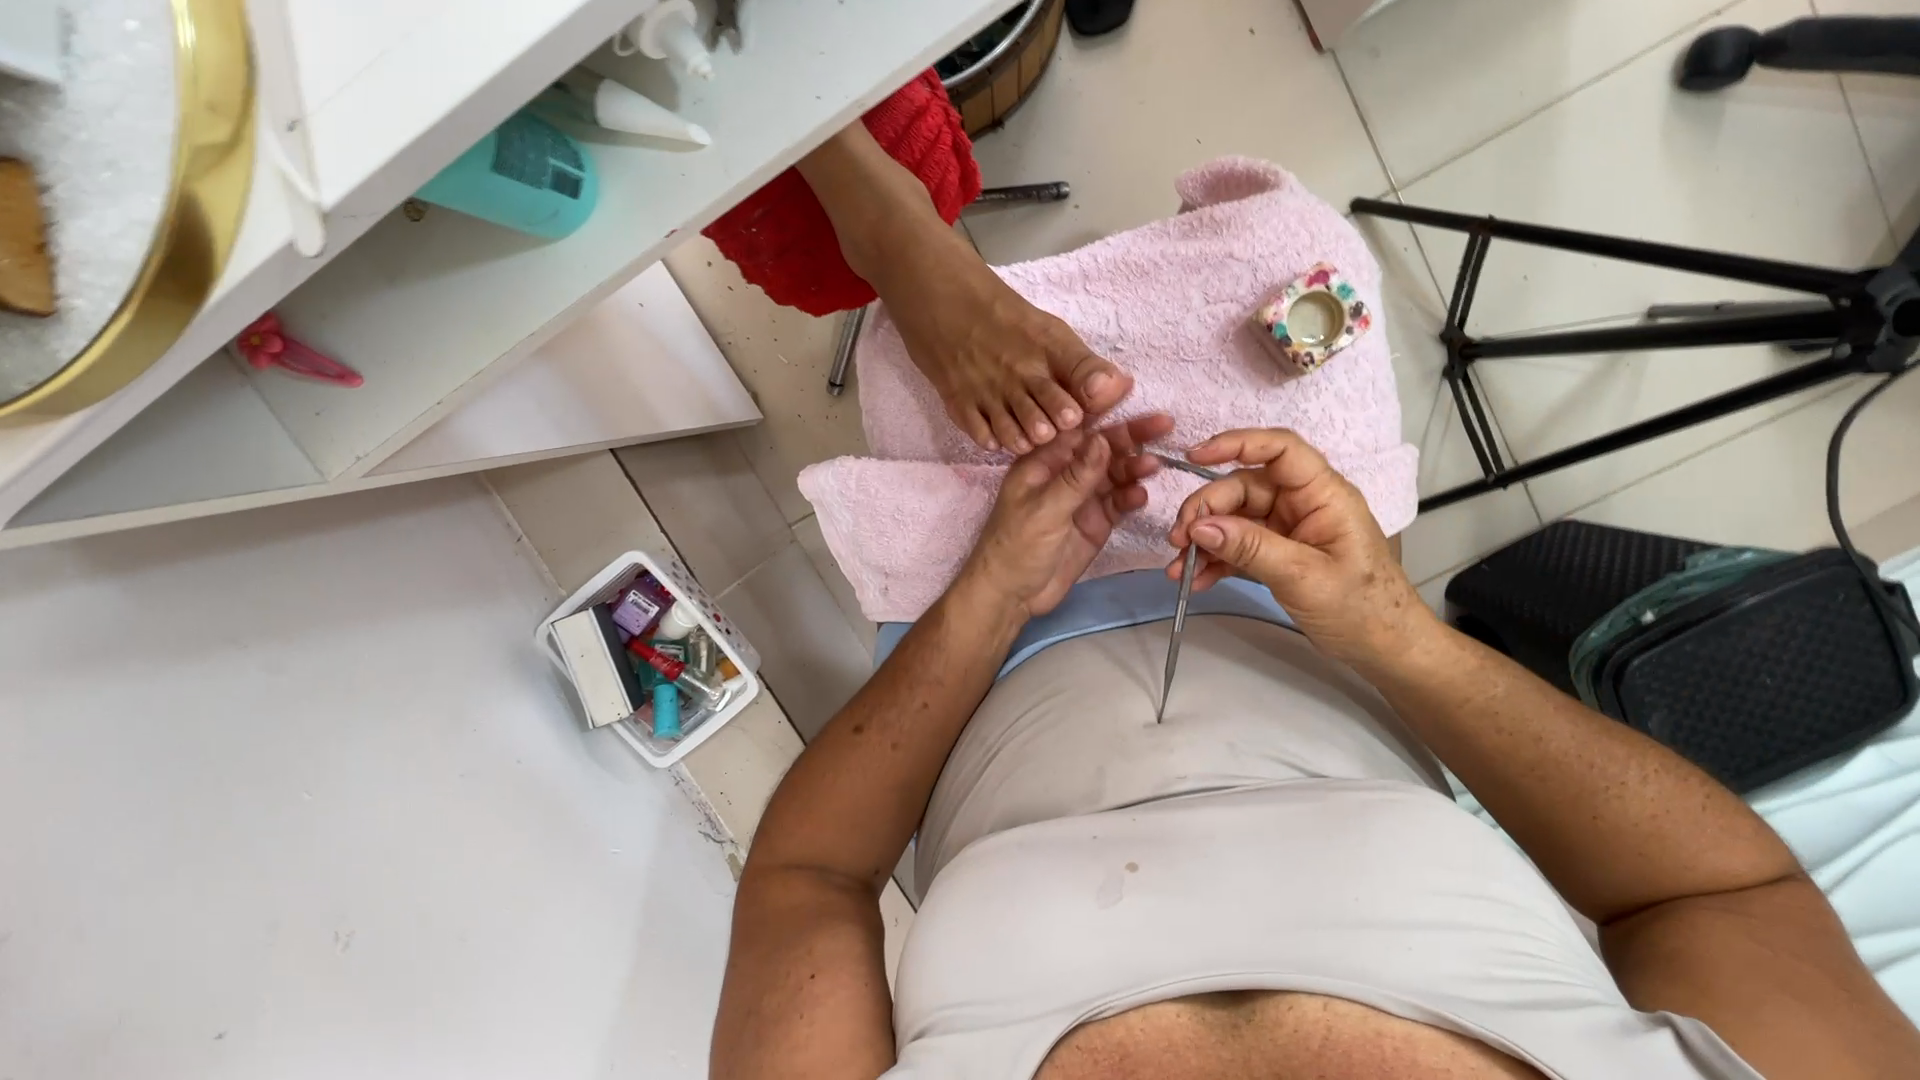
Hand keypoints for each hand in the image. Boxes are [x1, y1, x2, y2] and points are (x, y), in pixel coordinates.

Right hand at [886, 257, 1134, 453]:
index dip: (1084, 408)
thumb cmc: (1002, 314)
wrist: (940, 294)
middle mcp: (1018, 372)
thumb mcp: (1049, 330)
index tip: (1080, 418)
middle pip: (1045, 416)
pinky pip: (978, 431)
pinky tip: (999, 438)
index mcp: (1046, 348)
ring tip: (1030, 440)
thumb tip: (1122, 386)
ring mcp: (986, 388)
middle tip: (1053, 433)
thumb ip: (1083, 364)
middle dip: (1054, 430)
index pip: (1078, 384)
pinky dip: (991, 439)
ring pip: (1013, 432)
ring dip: (1025, 440)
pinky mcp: (957, 399)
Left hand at [961, 414, 1172, 617]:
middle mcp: (1064, 475)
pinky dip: (1130, 498)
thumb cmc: (1015, 547)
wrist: (1010, 596)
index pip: (1078, 427)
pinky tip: (1141, 495)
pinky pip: (1117, 504)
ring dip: (1134, 468)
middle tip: (1165, 424)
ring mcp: (1081, 500)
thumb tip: (1103, 439)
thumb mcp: (1045, 509)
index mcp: (1042, 462)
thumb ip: (1076, 477)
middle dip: (1131, 437)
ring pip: (1114, 475)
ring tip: (1155, 466)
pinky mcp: (1094, 523)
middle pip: (1102, 449)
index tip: (1134, 390)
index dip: (1105, 409)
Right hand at [1167, 428, 1437, 666]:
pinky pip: (1236, 547)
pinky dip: (1214, 561)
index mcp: (1322, 494)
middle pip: (1243, 488)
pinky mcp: (1276, 553)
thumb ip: (1251, 548)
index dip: (1237, 444)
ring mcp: (1287, 528)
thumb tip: (1200, 527)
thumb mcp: (1303, 576)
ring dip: (1203, 540)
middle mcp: (1302, 503)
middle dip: (1206, 510)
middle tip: (1179, 540)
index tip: (1195, 458)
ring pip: (1233, 518)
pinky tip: (1196, 580)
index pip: (1280, 450)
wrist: (1383, 648)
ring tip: (1178, 567)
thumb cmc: (1361, 607)